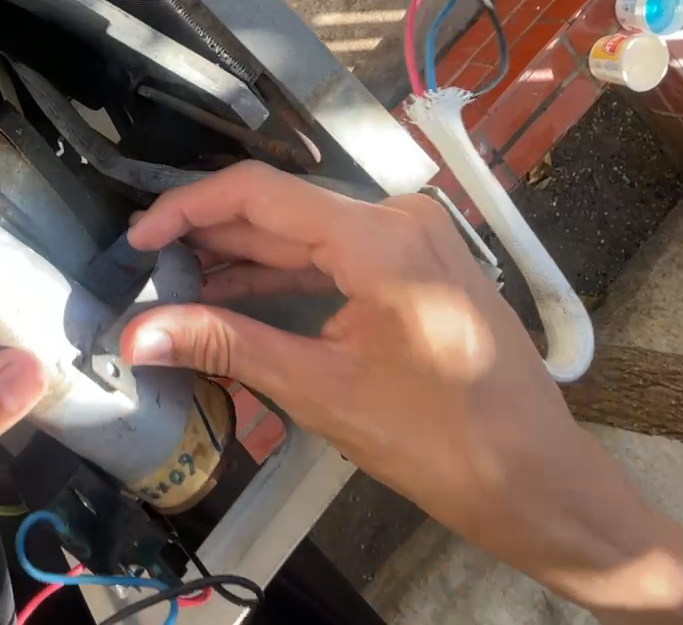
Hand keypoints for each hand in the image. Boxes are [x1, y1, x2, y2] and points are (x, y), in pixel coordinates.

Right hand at [118, 162, 682, 622]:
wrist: (547, 488)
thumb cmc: (444, 445)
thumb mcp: (322, 392)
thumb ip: (223, 346)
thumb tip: (136, 335)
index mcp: (378, 237)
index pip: (258, 193)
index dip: (186, 208)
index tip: (138, 239)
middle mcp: (394, 219)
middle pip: (276, 208)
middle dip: (205, 234)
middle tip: (144, 263)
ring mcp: (406, 238)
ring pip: (297, 232)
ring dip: (236, 256)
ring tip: (172, 281)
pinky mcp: (409, 263)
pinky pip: (327, 256)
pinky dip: (277, 275)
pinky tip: (227, 294)